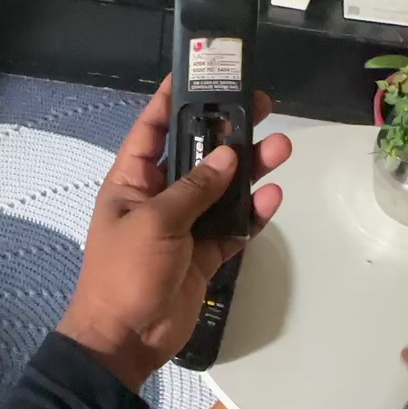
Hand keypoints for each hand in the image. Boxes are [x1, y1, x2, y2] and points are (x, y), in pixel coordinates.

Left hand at [57, 77, 290, 389]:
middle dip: (229, 131)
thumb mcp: (156, 221)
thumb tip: (229, 155)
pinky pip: (233, 226)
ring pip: (223, 189)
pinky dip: (251, 214)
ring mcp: (185, 226)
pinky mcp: (205, 253)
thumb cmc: (126, 272)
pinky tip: (271, 198)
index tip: (200, 71)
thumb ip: (195, 188)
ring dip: (250, 171)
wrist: (126, 337)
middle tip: (263, 106)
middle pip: (199, 154)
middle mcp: (160, 196)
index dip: (173, 98)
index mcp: (133, 179)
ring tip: (281, 149)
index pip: (153, 128)